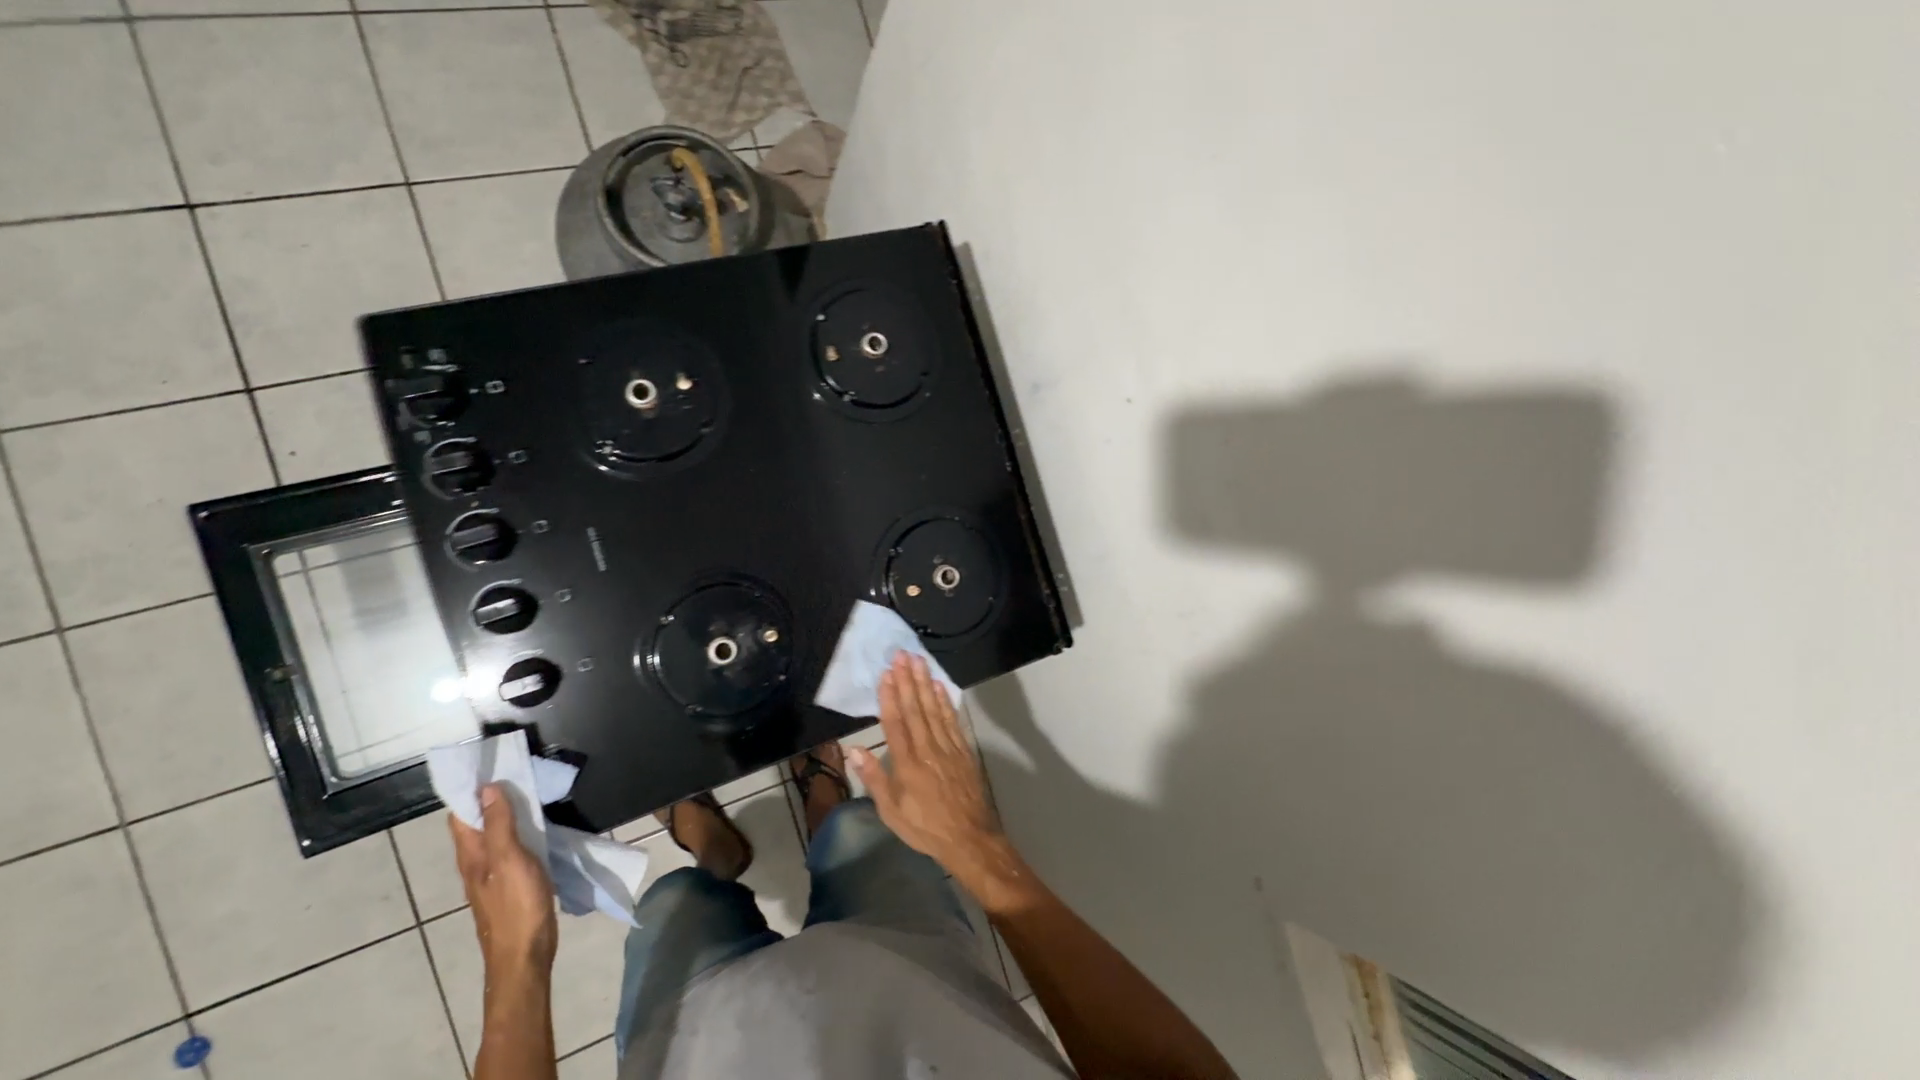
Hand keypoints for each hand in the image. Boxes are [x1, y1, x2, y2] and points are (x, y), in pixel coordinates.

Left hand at [450, 784, 557, 982]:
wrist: (524, 956)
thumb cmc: (516, 906)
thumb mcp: (510, 860)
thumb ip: (500, 825)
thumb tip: (487, 789)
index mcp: (471, 854)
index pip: (461, 814)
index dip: (471, 790)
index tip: (491, 764)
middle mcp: (476, 862)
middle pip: (477, 824)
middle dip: (491, 799)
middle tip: (517, 772)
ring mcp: (492, 876)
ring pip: (494, 837)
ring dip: (507, 816)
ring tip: (530, 794)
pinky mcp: (510, 886)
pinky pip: (510, 850)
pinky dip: (520, 834)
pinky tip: (538, 830)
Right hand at [850, 654, 1036, 910]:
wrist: (969, 838)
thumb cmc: (924, 827)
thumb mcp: (891, 811)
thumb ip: (874, 778)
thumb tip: (854, 750)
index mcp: (906, 763)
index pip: (895, 722)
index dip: (890, 696)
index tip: (886, 674)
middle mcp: (927, 749)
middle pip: (915, 709)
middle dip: (907, 680)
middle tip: (902, 655)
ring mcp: (948, 748)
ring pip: (934, 709)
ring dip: (925, 684)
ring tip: (918, 661)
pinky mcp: (963, 751)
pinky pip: (952, 721)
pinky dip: (945, 702)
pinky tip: (939, 687)